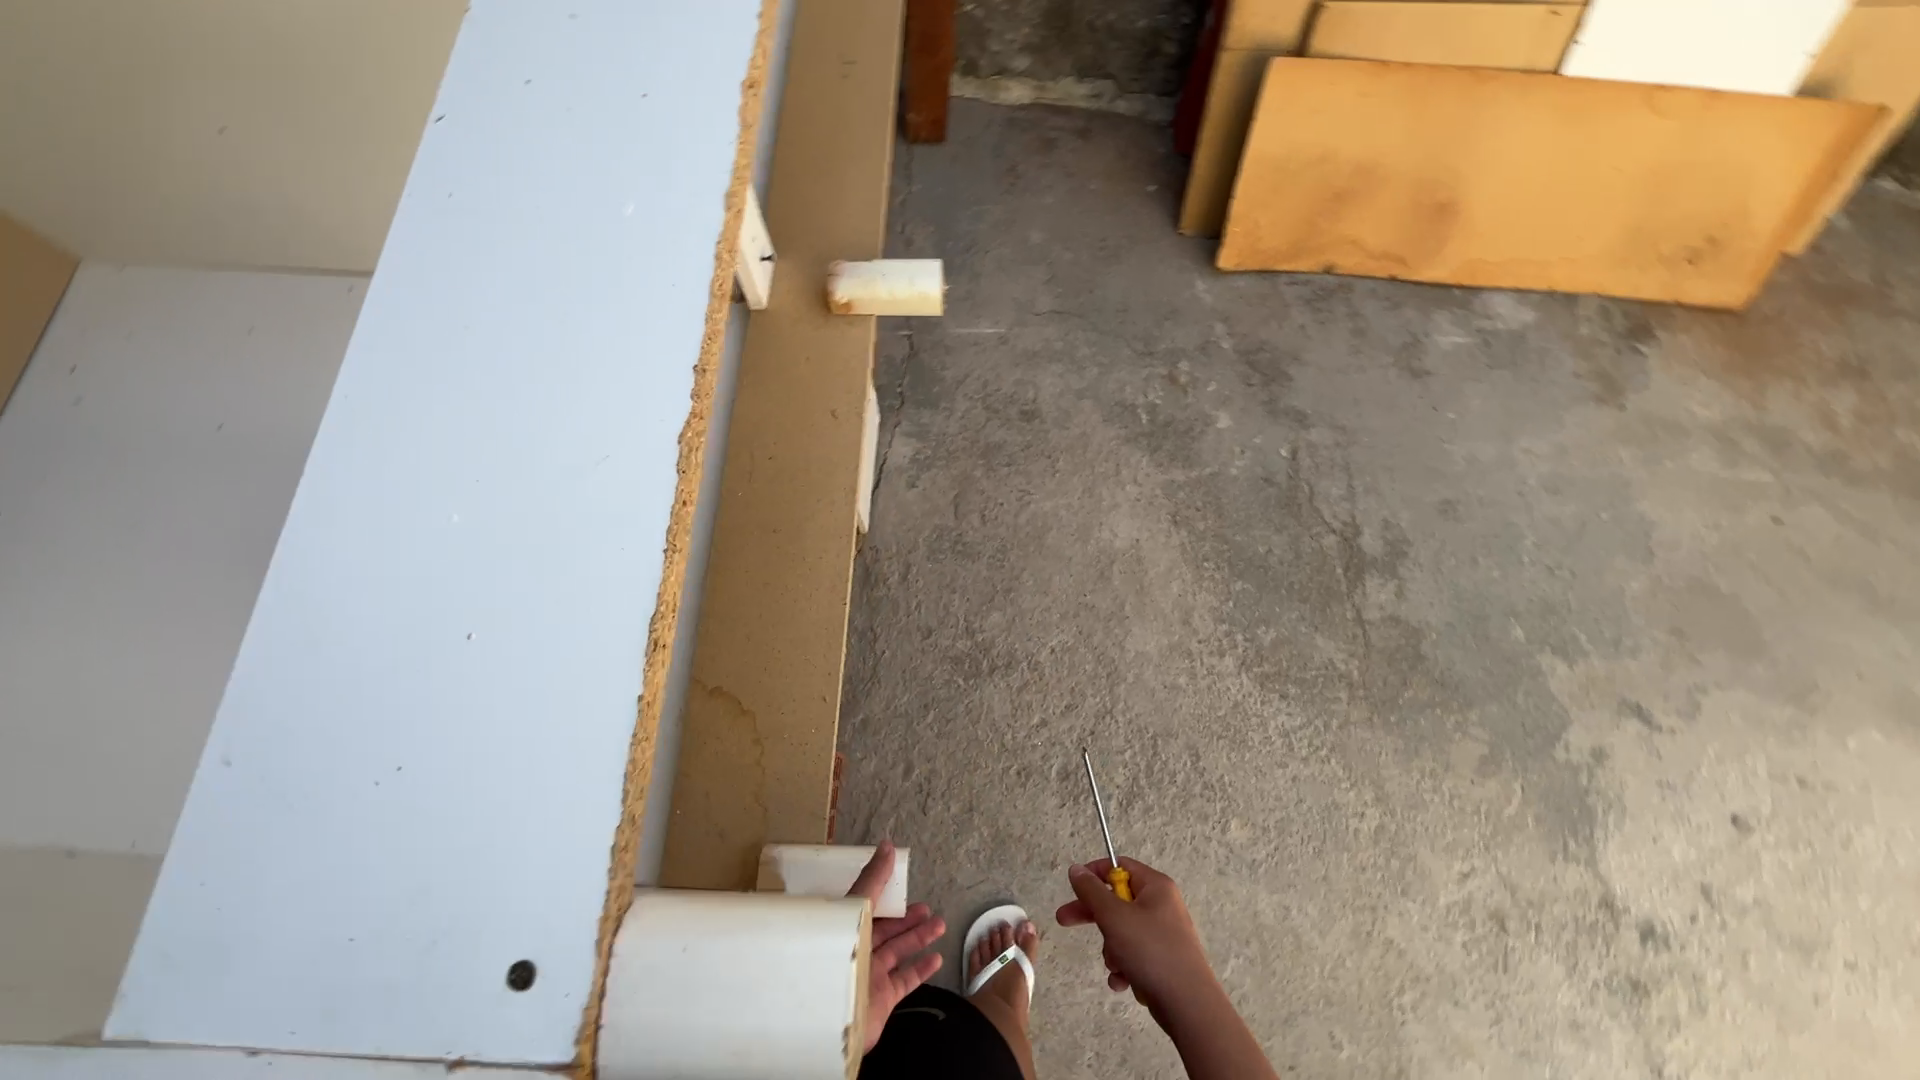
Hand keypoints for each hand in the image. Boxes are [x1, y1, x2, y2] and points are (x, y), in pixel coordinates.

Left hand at [848, 841, 944, 1050]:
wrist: (833, 1016)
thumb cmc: (841, 955)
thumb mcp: (856, 911)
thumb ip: (872, 880)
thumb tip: (886, 846)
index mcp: (846, 928)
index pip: (867, 907)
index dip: (884, 896)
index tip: (902, 885)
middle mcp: (858, 950)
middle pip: (885, 930)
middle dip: (907, 918)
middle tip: (926, 908)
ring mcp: (871, 975)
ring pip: (899, 951)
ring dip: (919, 937)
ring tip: (939, 924)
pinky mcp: (882, 999)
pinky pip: (905, 980)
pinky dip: (921, 969)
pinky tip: (936, 958)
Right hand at [1055, 857, 1216, 1018]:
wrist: (1188, 1004)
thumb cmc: (1150, 951)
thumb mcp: (1114, 917)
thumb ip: (1091, 891)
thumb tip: (1076, 868)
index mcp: (1156, 886)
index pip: (1120, 866)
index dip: (1094, 873)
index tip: (1074, 886)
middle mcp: (1162, 906)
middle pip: (1117, 901)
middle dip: (1093, 915)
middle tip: (1063, 920)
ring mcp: (1163, 934)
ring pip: (1122, 932)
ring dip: (1111, 949)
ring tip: (1117, 964)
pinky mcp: (1163, 960)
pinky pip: (1134, 955)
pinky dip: (1124, 967)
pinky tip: (1123, 982)